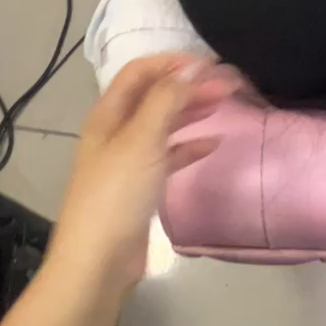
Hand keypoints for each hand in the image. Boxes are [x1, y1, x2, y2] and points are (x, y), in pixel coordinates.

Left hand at [42, 53, 235, 295]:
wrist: (97, 263)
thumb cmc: (117, 195)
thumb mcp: (142, 140)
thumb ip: (168, 100)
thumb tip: (194, 66)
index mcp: (108, 114)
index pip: (140, 72)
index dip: (172, 62)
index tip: (210, 63)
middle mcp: (116, 131)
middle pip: (155, 96)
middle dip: (189, 85)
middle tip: (228, 84)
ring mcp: (128, 160)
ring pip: (164, 124)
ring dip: (192, 110)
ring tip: (225, 104)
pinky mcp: (141, 187)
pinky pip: (169, 155)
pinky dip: (189, 145)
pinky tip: (213, 144)